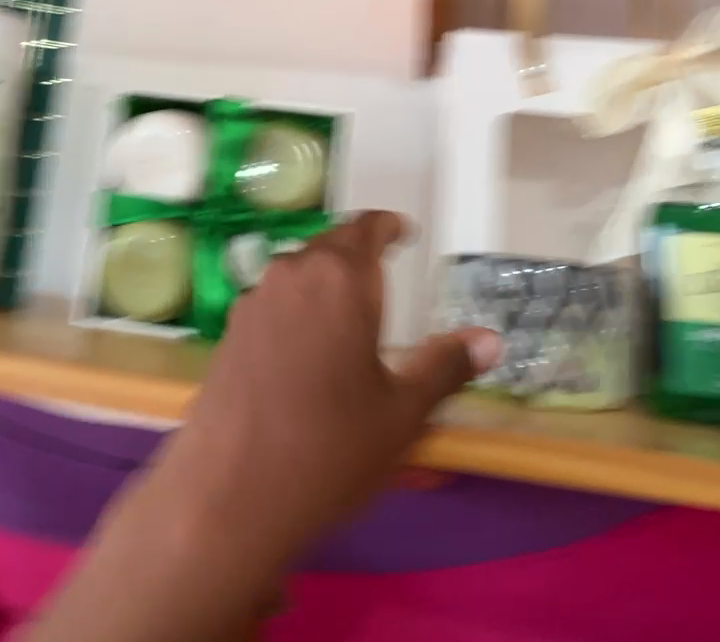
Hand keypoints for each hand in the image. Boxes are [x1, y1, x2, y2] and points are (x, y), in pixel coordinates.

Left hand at [26, 212, 500, 641]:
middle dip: (358, 251)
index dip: (386, 226)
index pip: (366, 228)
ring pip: (297, 272)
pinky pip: (273, 301)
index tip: (403, 232)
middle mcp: (293, 275)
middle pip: (329, 246)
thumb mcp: (402, 413)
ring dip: (324, 278)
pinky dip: (297, 306)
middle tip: (384, 270)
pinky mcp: (230, 332)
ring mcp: (254, 301)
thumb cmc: (331, 448)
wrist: (230, 493)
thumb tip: (490, 340)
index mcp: (341, 279)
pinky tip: (306, 347)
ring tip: (348, 309)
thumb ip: (445, 367)